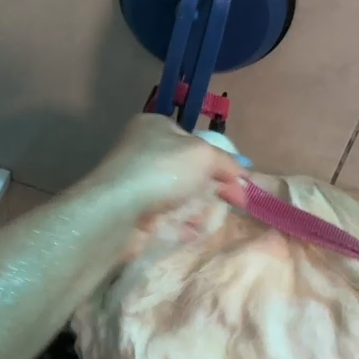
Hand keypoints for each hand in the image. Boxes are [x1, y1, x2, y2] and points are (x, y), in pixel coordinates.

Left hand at [72, 114, 248, 222]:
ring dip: (197, 208)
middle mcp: (142, 151)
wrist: (117, 210)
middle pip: (188, 170)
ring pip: (178, 196)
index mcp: (154, 126)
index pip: (193, 140)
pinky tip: (192, 231)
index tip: (239, 180)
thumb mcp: (203, 155)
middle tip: (234, 203)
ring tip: (209, 219)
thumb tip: (242, 173)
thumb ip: (226, 162)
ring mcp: (136, 182)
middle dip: (211, 187)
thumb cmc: (161, 170)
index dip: (218, 160)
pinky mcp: (134, 211)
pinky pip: (166, 217)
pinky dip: (181, 225)